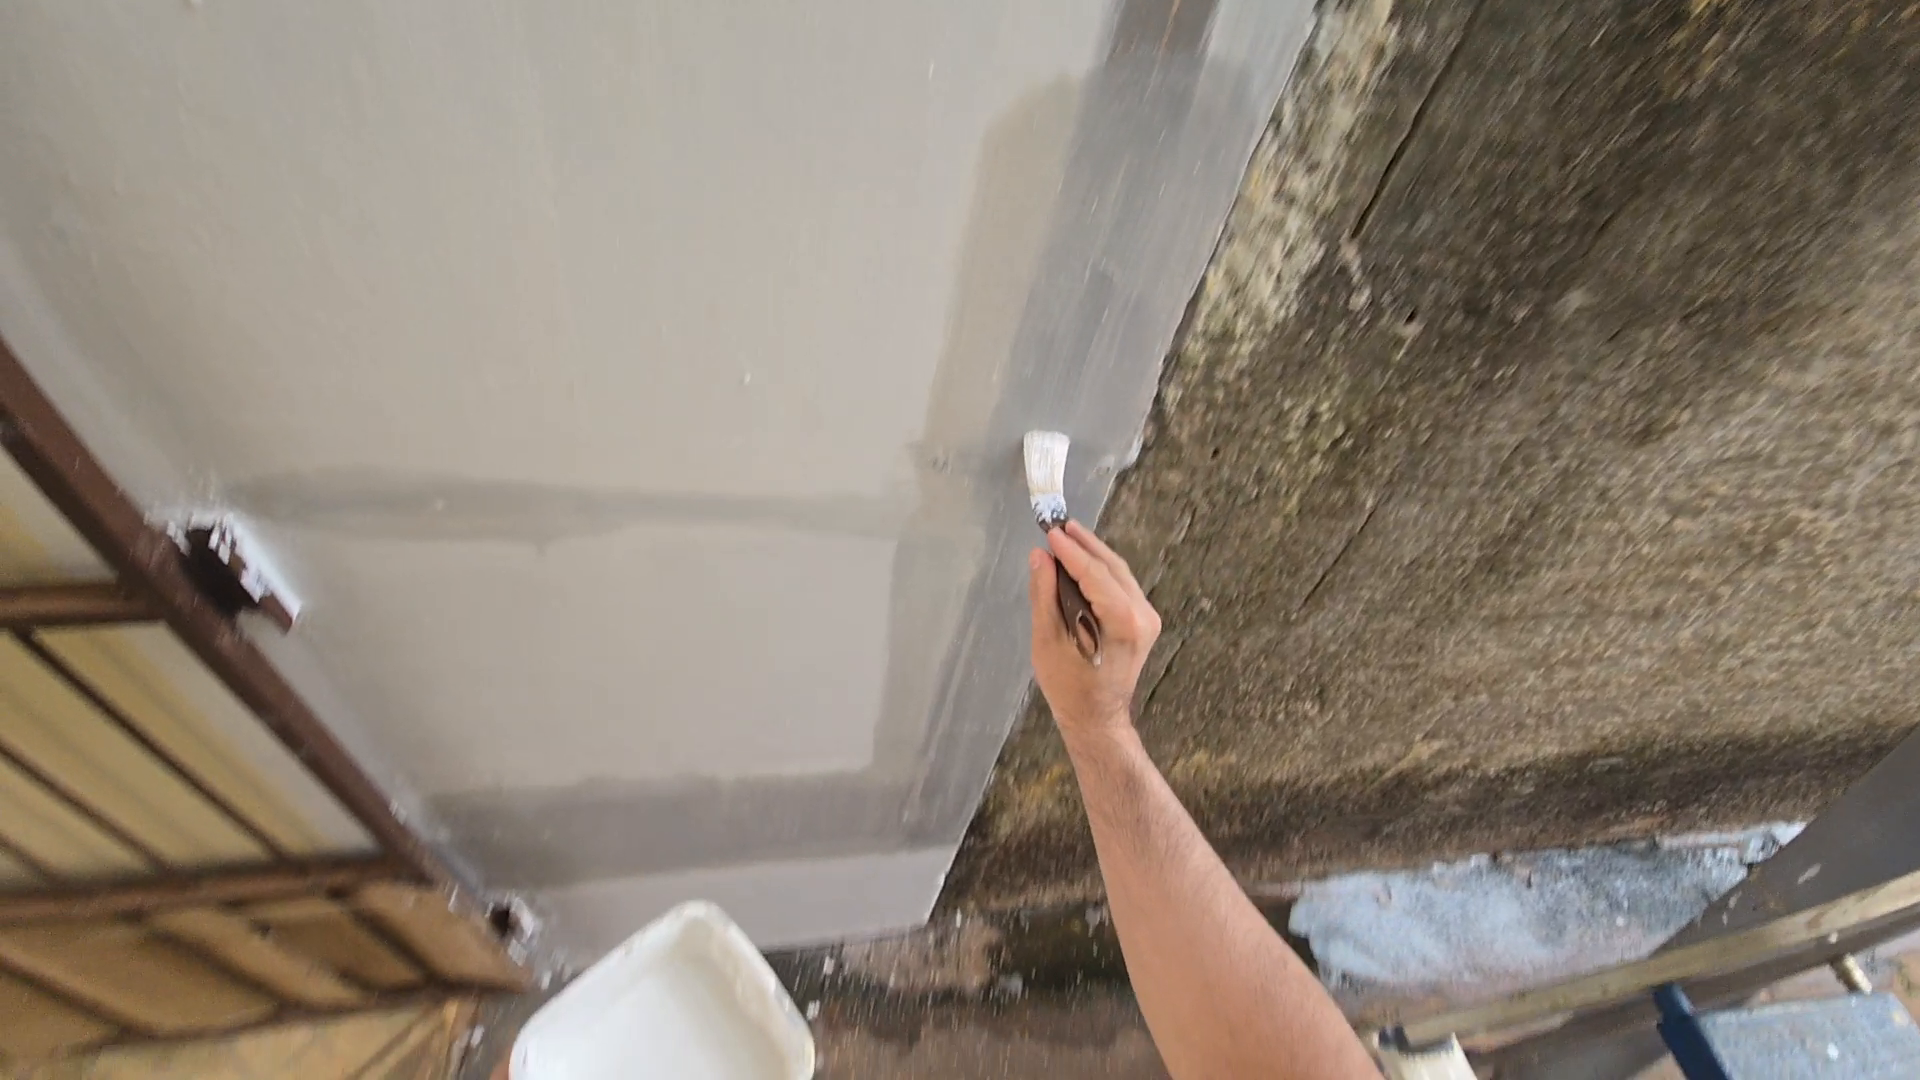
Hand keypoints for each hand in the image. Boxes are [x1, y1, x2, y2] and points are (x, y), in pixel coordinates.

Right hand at [1028, 520, 1161, 737]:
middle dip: (1084, 544)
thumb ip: (1045, 595)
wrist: (1098, 719)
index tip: (1050, 532)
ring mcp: (1147, 619)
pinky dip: (1101, 570)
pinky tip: (1083, 561)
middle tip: (1059, 525)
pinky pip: (1122, 585)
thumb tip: (1040, 557)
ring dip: (1094, 553)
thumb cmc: (1069, 687)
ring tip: (1068, 536)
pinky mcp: (1144, 622)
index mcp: (1123, 622)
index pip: (1095, 574)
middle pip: (1112, 567)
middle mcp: (1142, 616)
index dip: (1071, 551)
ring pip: (1119, 573)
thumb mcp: (1048, 641)